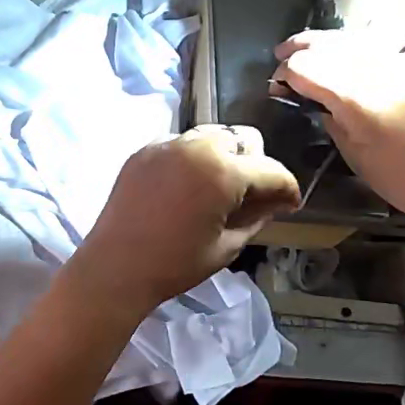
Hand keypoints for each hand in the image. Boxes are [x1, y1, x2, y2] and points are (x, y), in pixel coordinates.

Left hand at [66, 125, 299, 312]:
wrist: (114, 267)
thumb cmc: (175, 264)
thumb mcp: (227, 246)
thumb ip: (256, 217)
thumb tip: (273, 203)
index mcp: (224, 171)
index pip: (271, 170)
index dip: (287, 189)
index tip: (290, 204)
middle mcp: (197, 147)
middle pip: (242, 140)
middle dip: (254, 164)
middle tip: (251, 195)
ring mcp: (166, 145)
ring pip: (211, 136)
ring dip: (223, 157)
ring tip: (218, 188)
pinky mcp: (144, 152)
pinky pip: (180, 144)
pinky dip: (192, 158)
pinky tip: (186, 186)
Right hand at [274, 30, 404, 230]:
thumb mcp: (360, 159)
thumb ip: (335, 122)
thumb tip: (317, 101)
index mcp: (364, 100)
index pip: (310, 66)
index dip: (288, 71)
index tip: (278, 81)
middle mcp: (390, 70)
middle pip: (336, 43)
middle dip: (307, 46)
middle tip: (285, 50)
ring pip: (366, 43)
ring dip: (339, 47)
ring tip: (321, 54)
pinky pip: (398, 56)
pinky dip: (375, 61)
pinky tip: (371, 75)